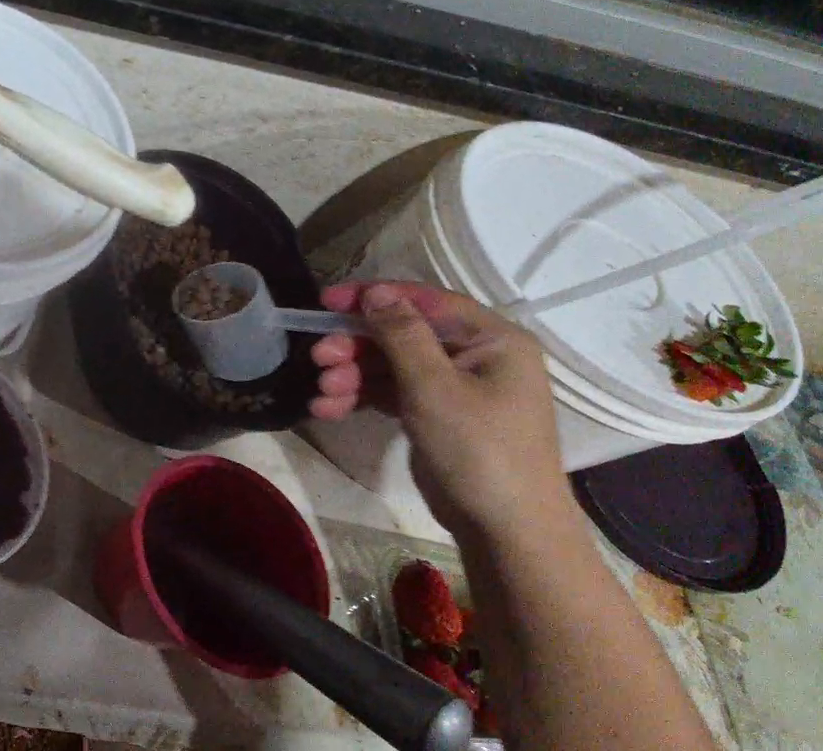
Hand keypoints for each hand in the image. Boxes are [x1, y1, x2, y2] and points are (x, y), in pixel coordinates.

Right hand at [308, 282, 571, 540]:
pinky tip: (327, 409)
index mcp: (492, 340)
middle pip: (400, 334)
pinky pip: (390, 391)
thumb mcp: (433, 386)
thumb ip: (401, 334)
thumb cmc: (478, 448)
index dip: (373, 296)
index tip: (325, 301)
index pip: (426, 301)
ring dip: (351, 374)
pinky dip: (360, 397)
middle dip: (354, 345)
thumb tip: (376, 292)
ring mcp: (454, 387)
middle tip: (317, 358)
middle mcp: (475, 356)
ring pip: (389, 364)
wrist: (505, 529)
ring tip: (322, 393)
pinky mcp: (435, 413)